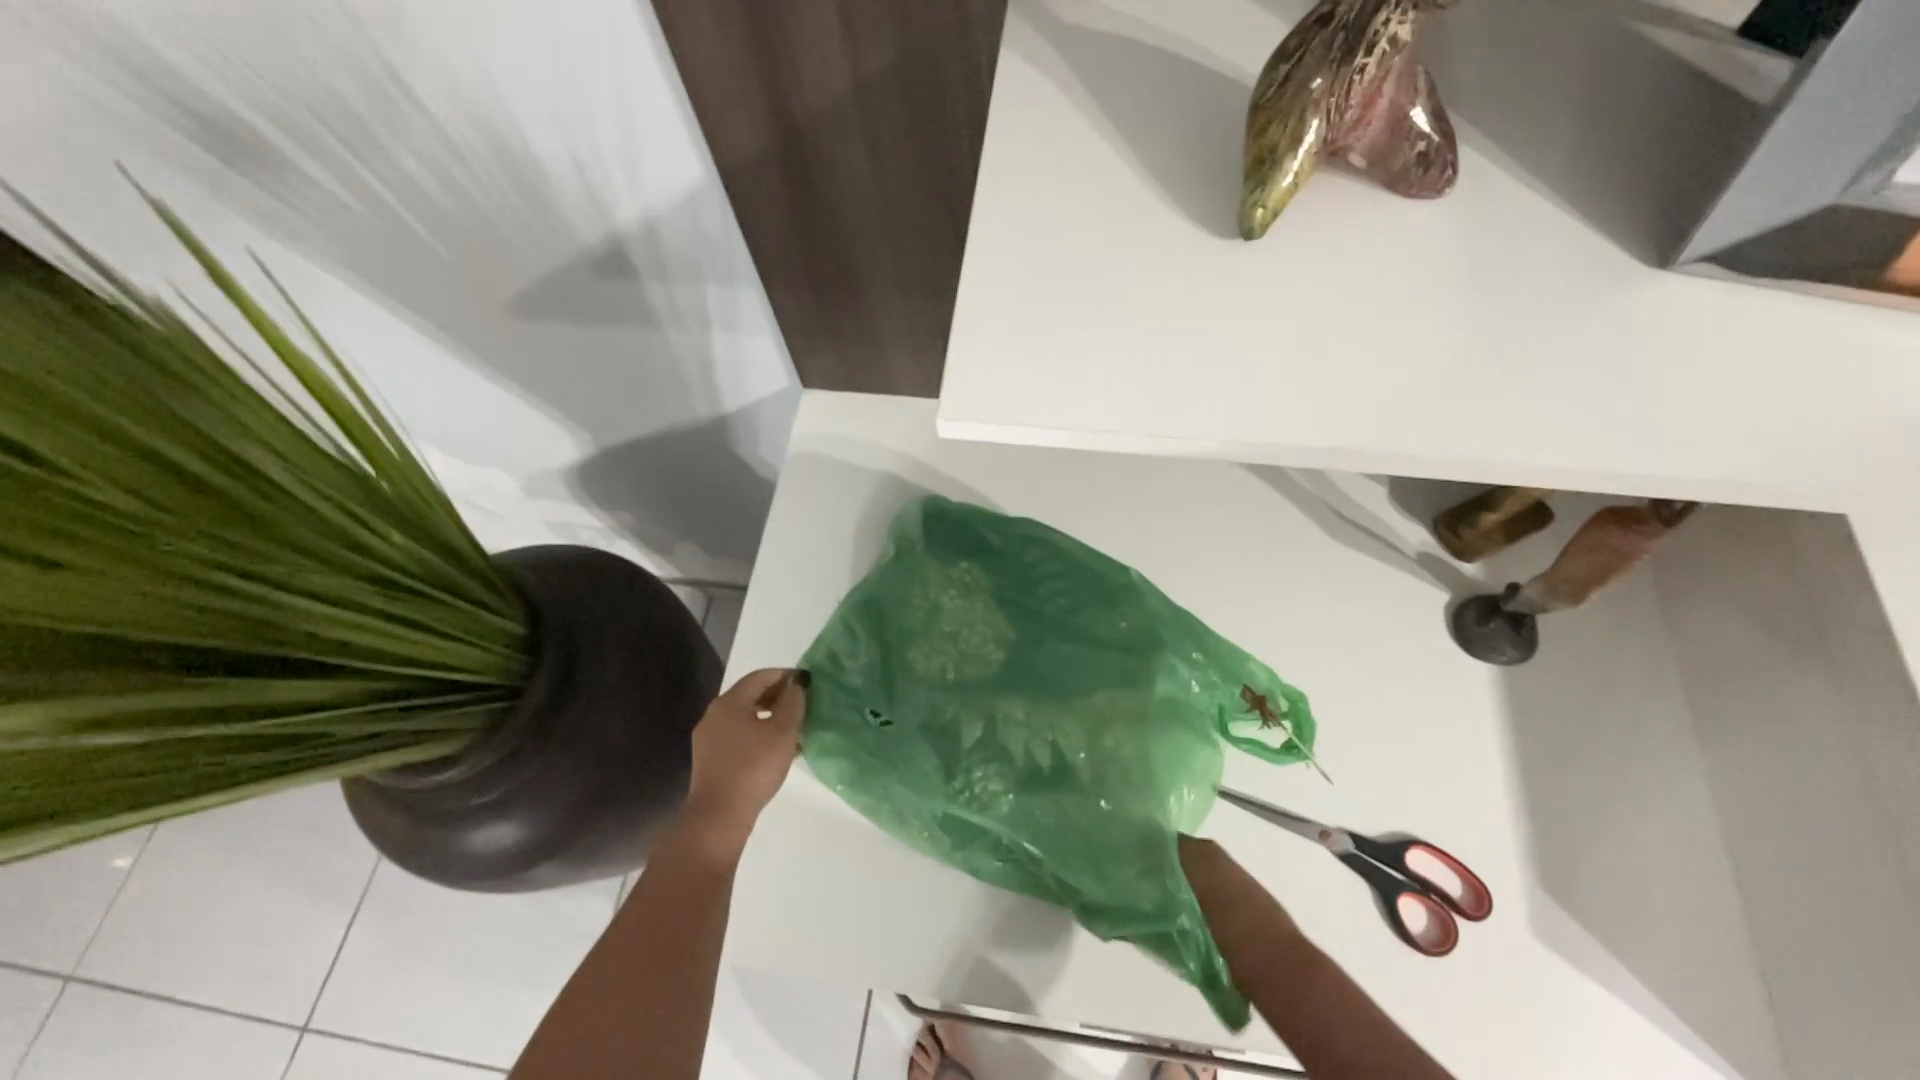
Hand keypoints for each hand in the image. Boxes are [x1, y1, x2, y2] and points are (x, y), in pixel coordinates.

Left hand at [682, 668, 808, 851]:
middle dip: (778, 698)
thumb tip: (796, 684)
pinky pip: (739, 736)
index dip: (785, 675)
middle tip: (804, 706)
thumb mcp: (782, 732)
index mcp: (729, 702)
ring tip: (795, 730)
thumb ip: (792, 703)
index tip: (807, 683)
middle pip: (750, 696)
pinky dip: (759, 735)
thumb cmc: (754, 767)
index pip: (760, 676)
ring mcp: (710, 738)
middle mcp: (715, 714)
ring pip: (745, 718)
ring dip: (770, 719)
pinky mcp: (711, 759)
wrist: (719, 814)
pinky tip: (777, 751)